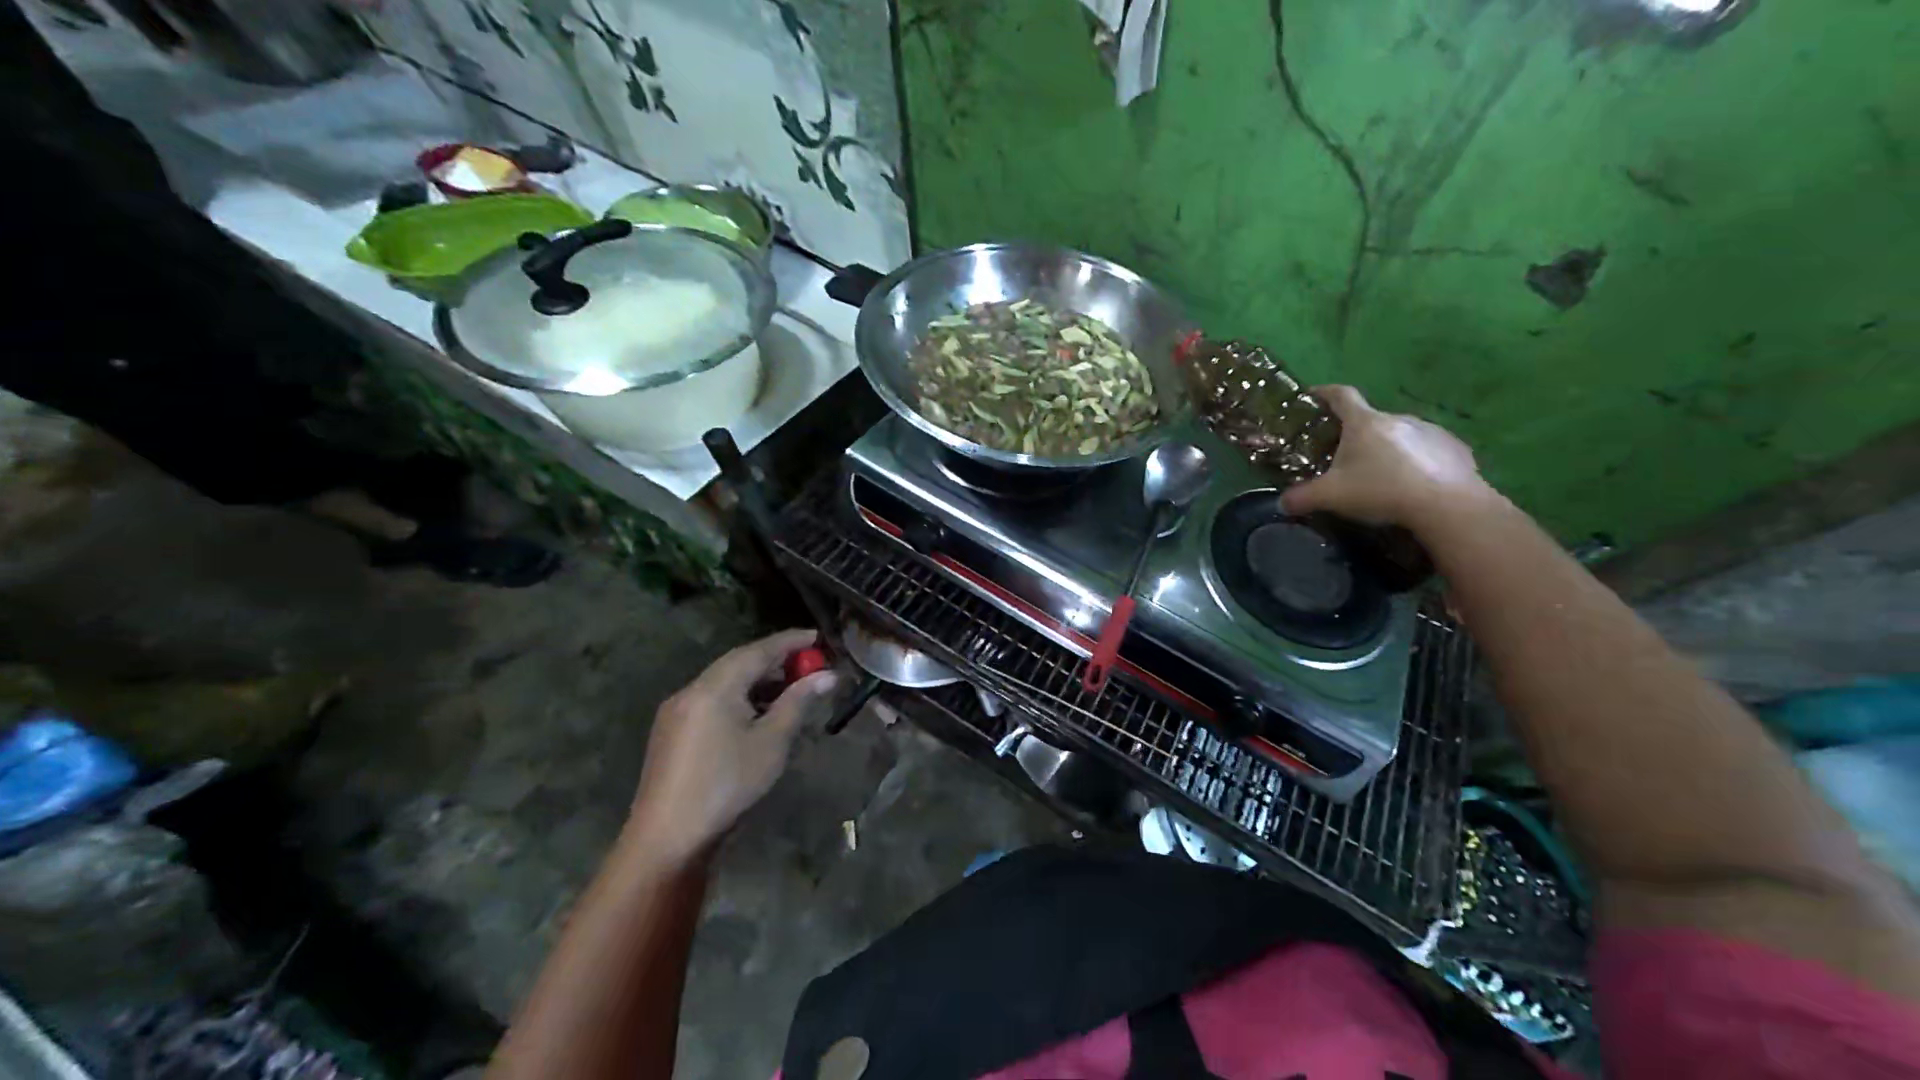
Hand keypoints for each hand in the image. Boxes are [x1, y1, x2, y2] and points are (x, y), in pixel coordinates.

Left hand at [624, 629, 839, 863]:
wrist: (669, 837)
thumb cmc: (727, 785)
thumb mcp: (771, 742)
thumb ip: (798, 702)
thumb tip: (828, 675)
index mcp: (714, 686)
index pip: (758, 650)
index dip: (791, 642)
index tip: (819, 637)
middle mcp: (691, 690)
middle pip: (739, 663)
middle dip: (776, 660)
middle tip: (810, 665)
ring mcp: (677, 711)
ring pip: (724, 682)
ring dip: (758, 681)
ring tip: (790, 689)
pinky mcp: (672, 731)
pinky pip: (712, 700)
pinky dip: (739, 697)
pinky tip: (757, 714)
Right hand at [1280, 385, 1494, 527]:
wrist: (1447, 505)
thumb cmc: (1381, 490)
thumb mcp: (1331, 496)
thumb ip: (1301, 497)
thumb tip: (1281, 503)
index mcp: (1364, 423)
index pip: (1341, 395)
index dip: (1325, 393)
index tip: (1314, 395)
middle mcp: (1397, 418)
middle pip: (1369, 419)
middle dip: (1354, 433)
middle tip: (1343, 456)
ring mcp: (1430, 430)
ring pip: (1399, 434)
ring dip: (1387, 447)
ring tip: (1381, 474)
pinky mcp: (1454, 447)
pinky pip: (1427, 449)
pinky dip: (1416, 460)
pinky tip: (1413, 482)